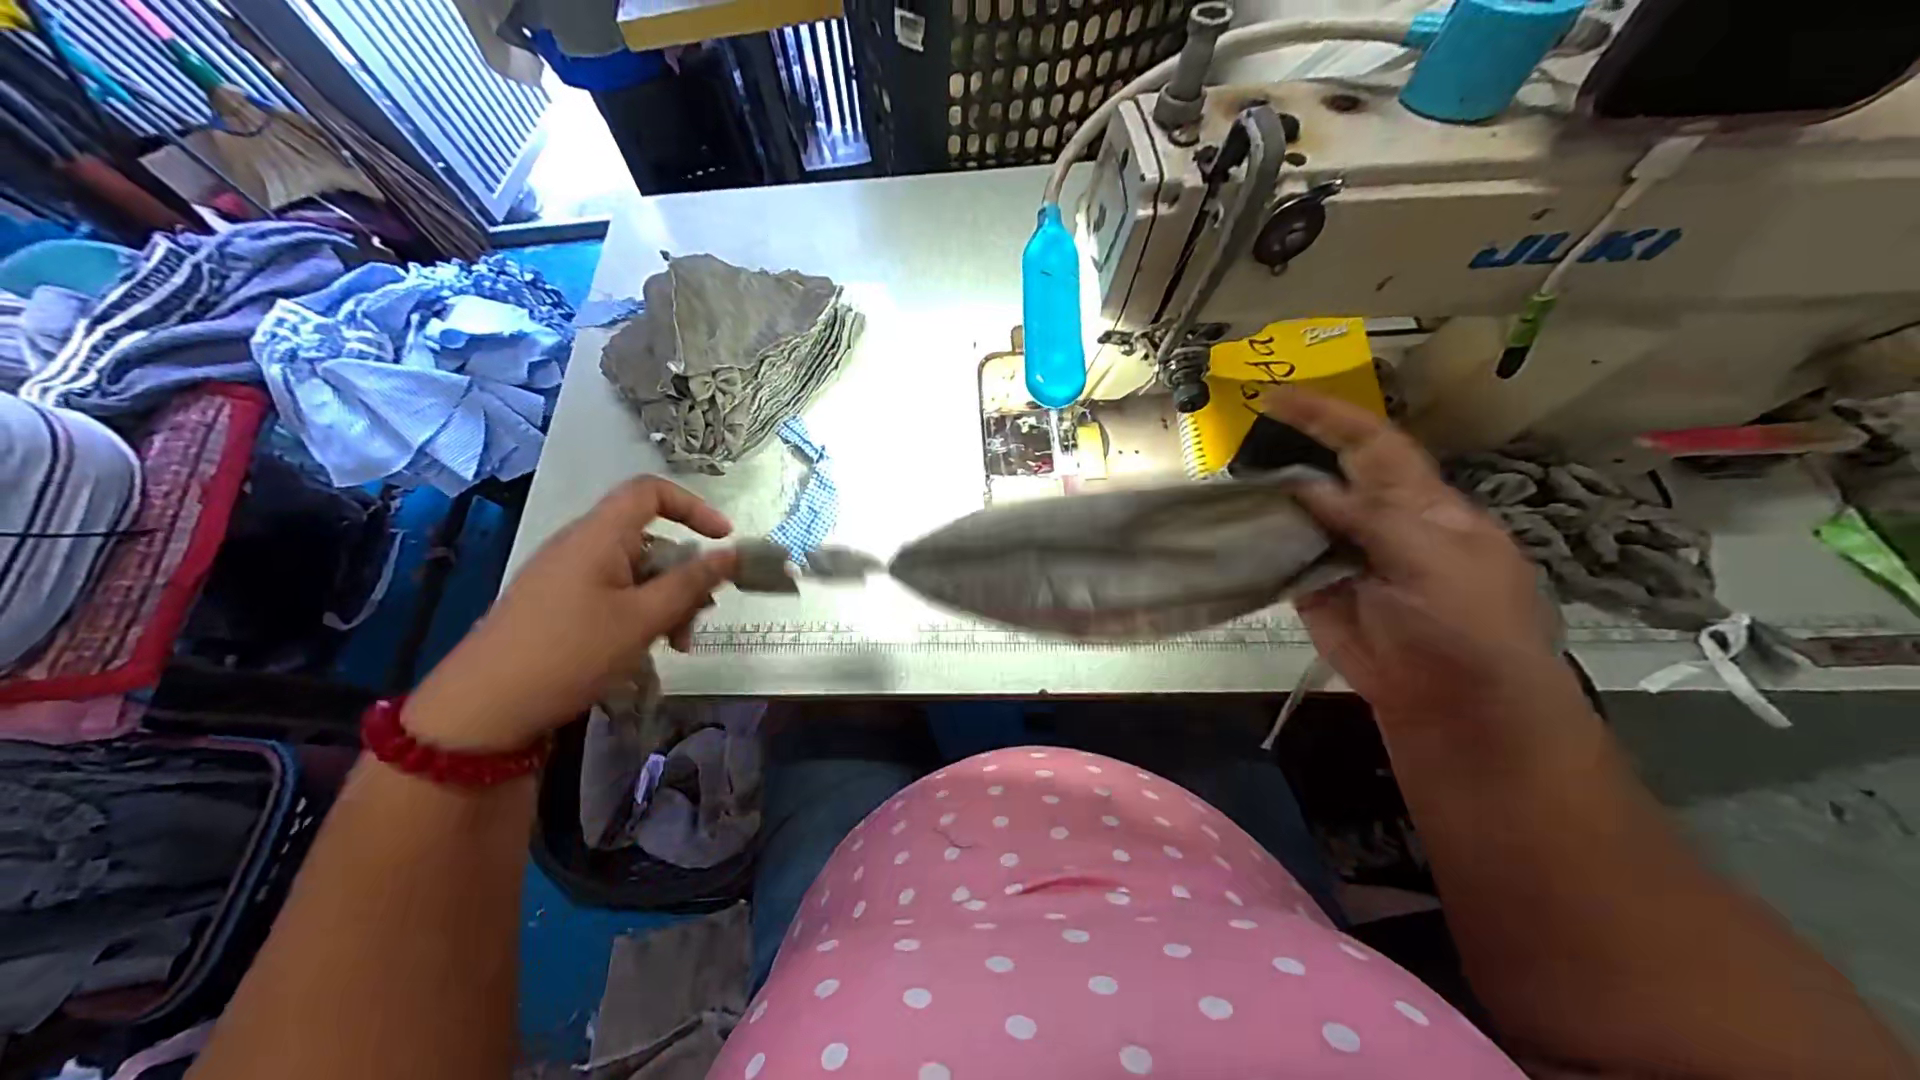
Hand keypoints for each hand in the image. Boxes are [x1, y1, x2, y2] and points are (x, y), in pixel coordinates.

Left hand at [403, 477, 737, 751]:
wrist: (482, 709)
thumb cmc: (570, 654)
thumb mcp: (643, 619)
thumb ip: (692, 584)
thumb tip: (731, 553)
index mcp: (598, 536)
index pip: (650, 492)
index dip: (693, 507)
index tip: (723, 540)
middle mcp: (581, 546)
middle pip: (649, 539)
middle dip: (684, 574)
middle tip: (700, 617)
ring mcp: (566, 575)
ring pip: (635, 572)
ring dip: (666, 602)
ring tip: (676, 645)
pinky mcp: (558, 603)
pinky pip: (614, 593)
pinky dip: (639, 614)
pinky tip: (646, 650)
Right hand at [1260, 388, 1575, 725]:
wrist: (1457, 708)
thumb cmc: (1466, 627)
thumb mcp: (1433, 560)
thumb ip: (1370, 517)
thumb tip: (1305, 487)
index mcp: (1420, 505)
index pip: (1371, 444)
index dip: (1328, 417)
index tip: (1277, 398)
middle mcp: (1377, 523)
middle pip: (1328, 475)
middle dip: (1290, 452)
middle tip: (1239, 439)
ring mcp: (1342, 558)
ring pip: (1299, 516)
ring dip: (1267, 501)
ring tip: (1224, 484)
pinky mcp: (1315, 593)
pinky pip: (1282, 560)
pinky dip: (1258, 546)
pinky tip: (1230, 531)